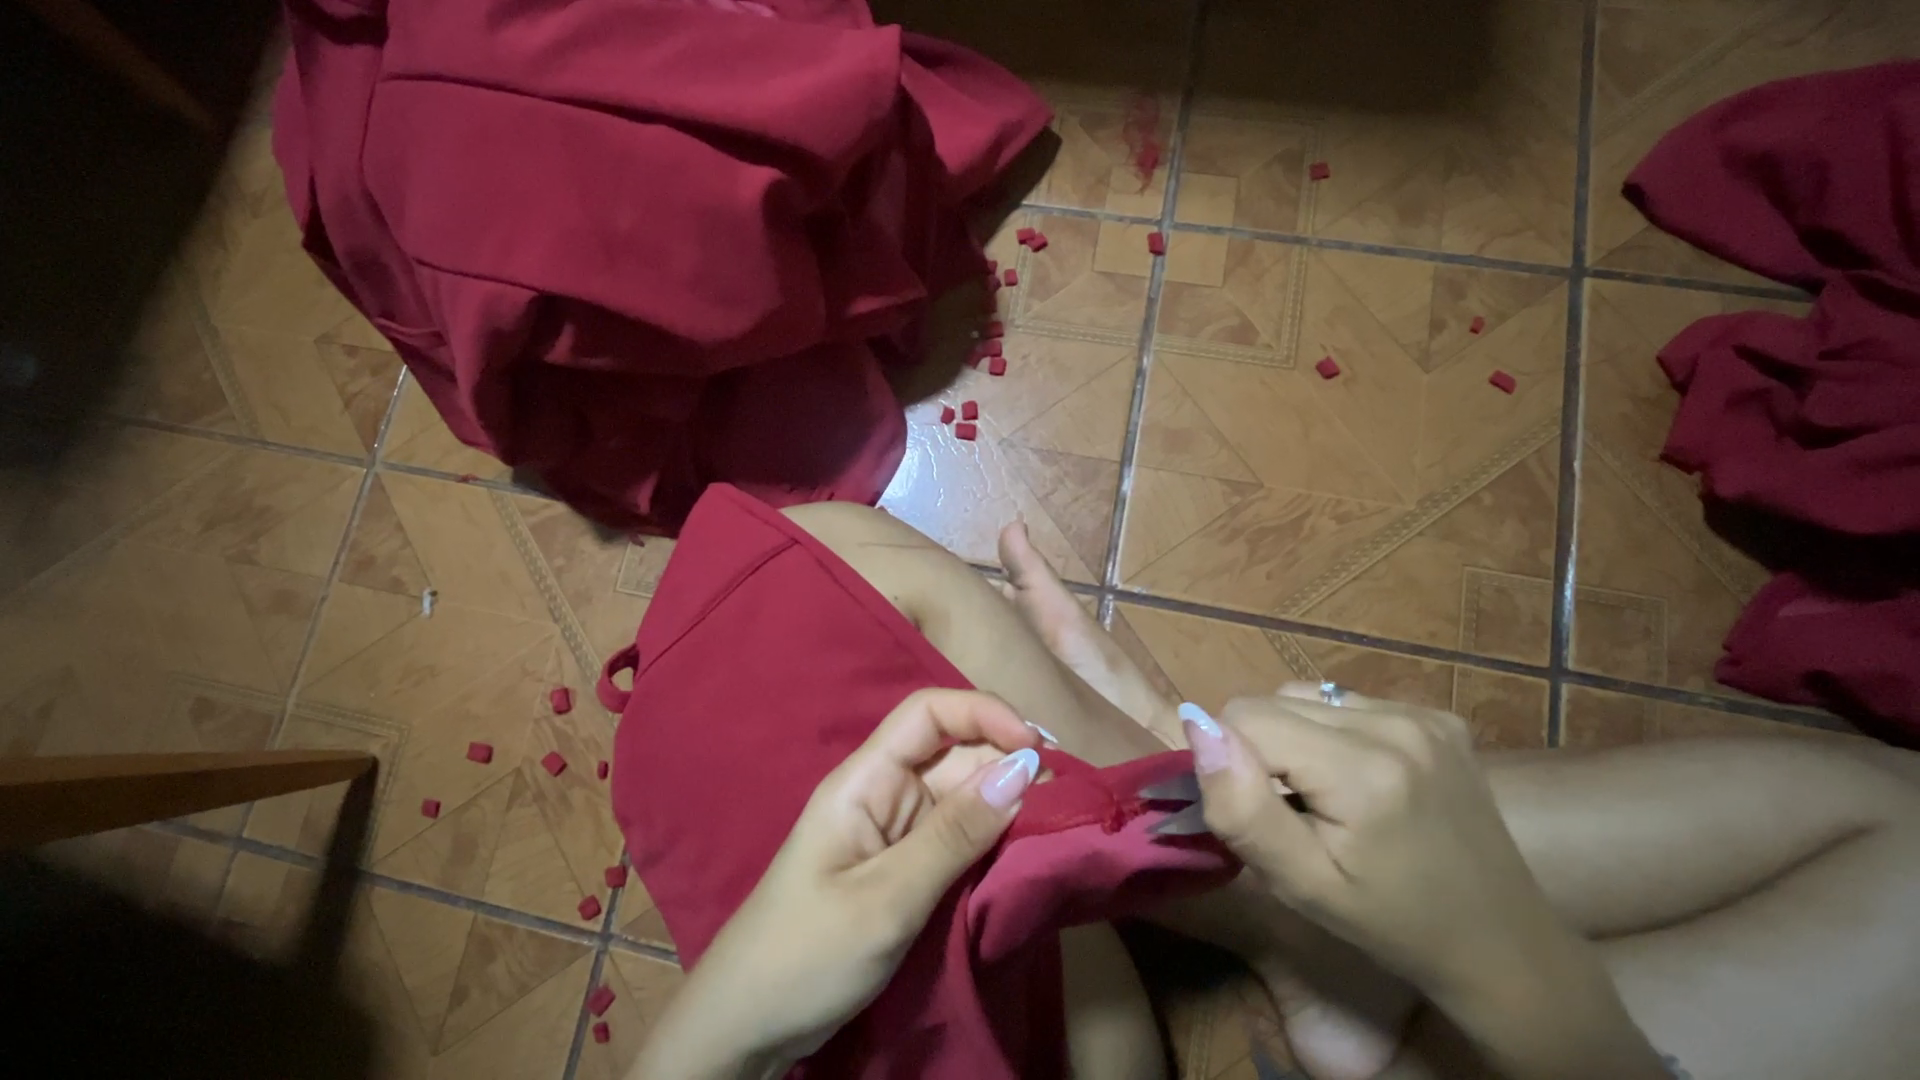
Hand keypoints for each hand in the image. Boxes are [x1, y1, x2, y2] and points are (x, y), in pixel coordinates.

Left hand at [634, 689, 1043, 1079]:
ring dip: (1010, 801)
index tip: (1038, 749)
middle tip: (1067, 797)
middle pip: (955, 752)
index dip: (985, 714)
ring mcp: (897, 832)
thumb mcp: (886, 897)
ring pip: (964, 794)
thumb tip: (1025, 769)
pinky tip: (1026, 848)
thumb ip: (955, 834)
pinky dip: (995, 837)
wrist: (749, 1028)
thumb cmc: (806, 953)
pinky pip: (960, 836)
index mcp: (865, 780)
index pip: (929, 713)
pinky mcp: (907, 868)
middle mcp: (885, 793)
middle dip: (1010, 762)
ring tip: (1058, 821)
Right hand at [1179, 687, 1573, 996]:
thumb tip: (1196, 725)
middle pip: (1274, 701)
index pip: (1246, 717)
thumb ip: (1243, 807)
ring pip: (1305, 696)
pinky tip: (1361, 782)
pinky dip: (1332, 734)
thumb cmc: (1388, 924)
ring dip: (1294, 739)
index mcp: (1363, 768)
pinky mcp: (1437, 715)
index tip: (1260, 814)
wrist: (1499, 942)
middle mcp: (1395, 722)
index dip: (1234, 763)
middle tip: (1293, 814)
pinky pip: (1346, 702)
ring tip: (1325, 797)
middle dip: (1262, 750)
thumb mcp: (1301, 884)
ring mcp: (1422, 713)